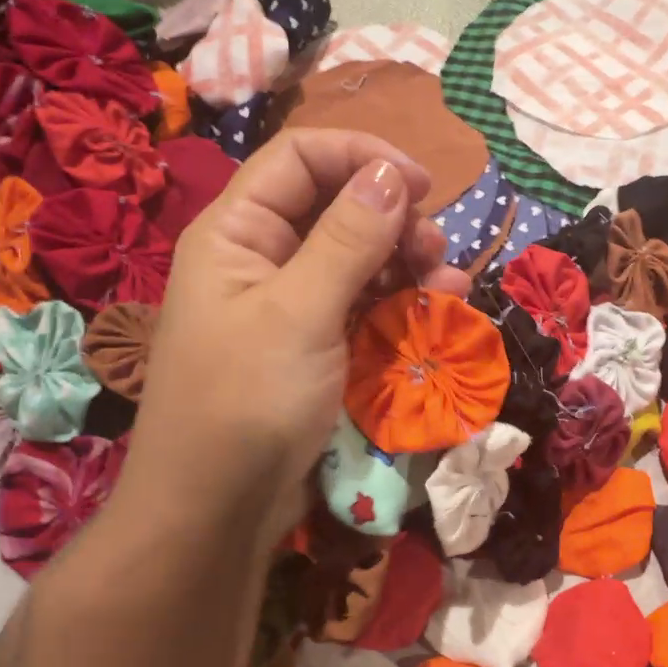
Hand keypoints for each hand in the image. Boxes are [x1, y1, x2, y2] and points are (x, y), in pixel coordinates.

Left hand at [119, 129, 471, 543]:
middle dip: (395, 223)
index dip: (362, 157)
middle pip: (338, 211)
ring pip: (361, 265)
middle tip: (436, 253)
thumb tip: (391, 174)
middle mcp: (264, 262)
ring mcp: (294, 312)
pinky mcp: (319, 354)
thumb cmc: (247, 401)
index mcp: (238, 234)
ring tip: (448, 291)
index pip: (300, 159)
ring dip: (409, 269)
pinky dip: (403, 311)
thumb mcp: (299, 313)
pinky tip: (439, 317)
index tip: (423, 185)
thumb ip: (348, 240)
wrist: (219, 508)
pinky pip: (367, 314)